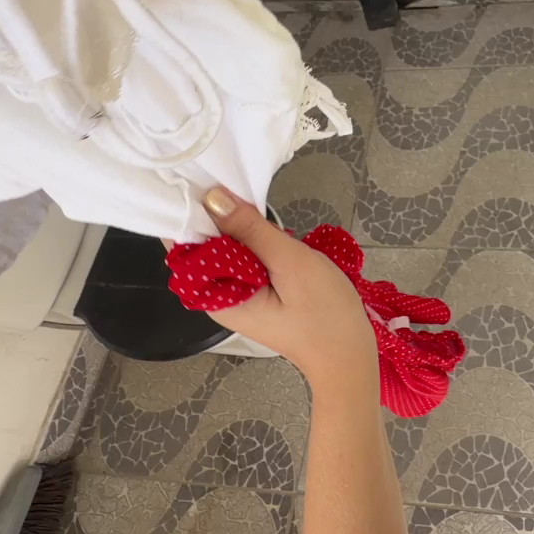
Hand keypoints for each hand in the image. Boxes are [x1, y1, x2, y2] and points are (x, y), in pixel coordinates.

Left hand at [200, 187, 378, 399]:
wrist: (350, 355)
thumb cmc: (323, 312)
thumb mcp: (289, 263)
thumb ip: (251, 230)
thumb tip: (212, 197)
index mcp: (217, 296)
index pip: (183, 248)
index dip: (188, 212)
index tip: (199, 178)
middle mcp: (219, 297)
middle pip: (203, 246)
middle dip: (217, 215)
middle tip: (236, 184)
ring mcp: (239, 296)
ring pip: (226, 250)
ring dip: (239, 226)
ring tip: (251, 198)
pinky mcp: (257, 293)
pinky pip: (244, 259)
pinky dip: (254, 240)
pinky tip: (268, 227)